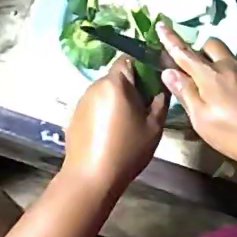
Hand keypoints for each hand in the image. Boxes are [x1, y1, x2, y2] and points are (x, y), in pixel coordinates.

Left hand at [62, 56, 166, 192]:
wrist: (90, 177)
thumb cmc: (127, 150)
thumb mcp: (154, 127)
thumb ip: (161, 101)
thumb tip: (162, 85)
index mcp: (115, 83)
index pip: (128, 59)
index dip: (141, 67)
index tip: (152, 84)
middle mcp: (95, 85)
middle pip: (116, 77)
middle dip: (130, 87)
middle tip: (143, 108)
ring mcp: (82, 100)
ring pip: (105, 91)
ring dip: (117, 100)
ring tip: (127, 124)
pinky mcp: (75, 114)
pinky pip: (95, 105)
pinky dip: (104, 112)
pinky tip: (110, 133)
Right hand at [157, 22, 236, 169]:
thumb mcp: (204, 122)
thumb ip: (186, 94)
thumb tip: (169, 72)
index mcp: (209, 76)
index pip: (184, 53)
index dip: (171, 39)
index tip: (161, 24)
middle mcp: (231, 65)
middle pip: (212, 45)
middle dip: (203, 52)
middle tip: (203, 72)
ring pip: (234, 60)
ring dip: (227, 70)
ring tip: (233, 98)